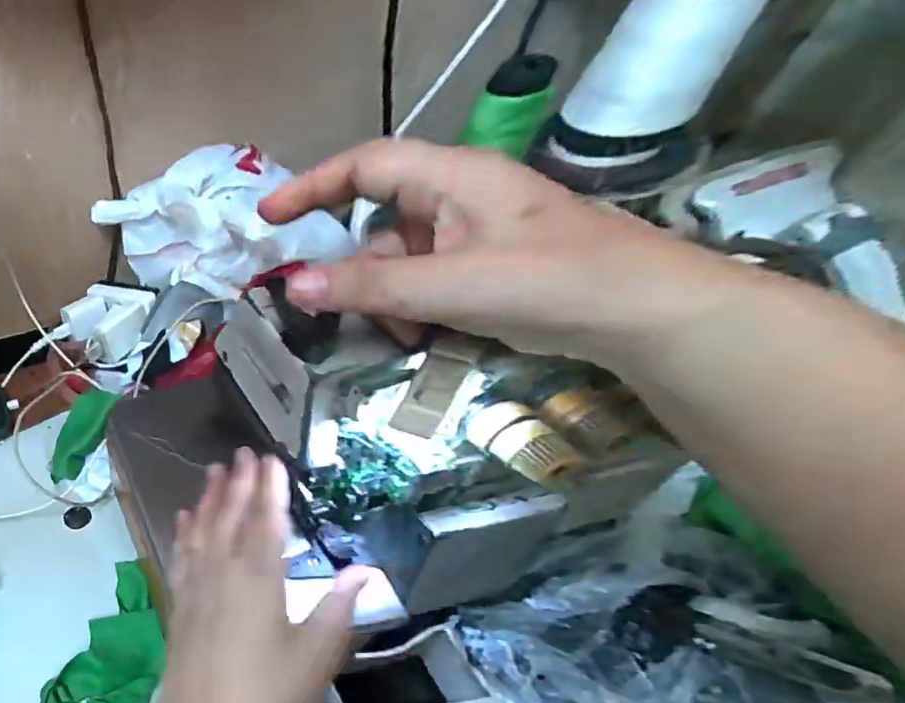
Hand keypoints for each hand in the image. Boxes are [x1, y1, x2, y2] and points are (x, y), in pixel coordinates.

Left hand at [149, 447, 372, 702]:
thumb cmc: (267, 694)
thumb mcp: (316, 654)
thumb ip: (338, 608)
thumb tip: (365, 571)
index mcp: (260, 579)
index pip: (266, 521)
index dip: (270, 488)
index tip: (271, 460)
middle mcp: (223, 572)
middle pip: (229, 517)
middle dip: (237, 482)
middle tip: (240, 452)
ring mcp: (195, 587)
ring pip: (200, 530)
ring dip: (207, 499)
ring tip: (212, 472)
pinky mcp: (178, 603)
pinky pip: (180, 556)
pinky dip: (183, 533)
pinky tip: (183, 519)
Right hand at [258, 138, 749, 367]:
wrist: (637, 314)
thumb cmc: (552, 280)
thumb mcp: (450, 284)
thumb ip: (370, 285)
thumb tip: (292, 287)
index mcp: (452, 178)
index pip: (366, 166)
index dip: (311, 186)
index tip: (267, 217)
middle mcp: (452, 200)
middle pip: (372, 225)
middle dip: (354, 269)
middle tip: (325, 303)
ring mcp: (462, 237)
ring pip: (390, 263)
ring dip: (383, 299)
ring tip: (405, 330)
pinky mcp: (470, 270)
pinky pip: (413, 285)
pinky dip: (405, 310)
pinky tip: (422, 333)